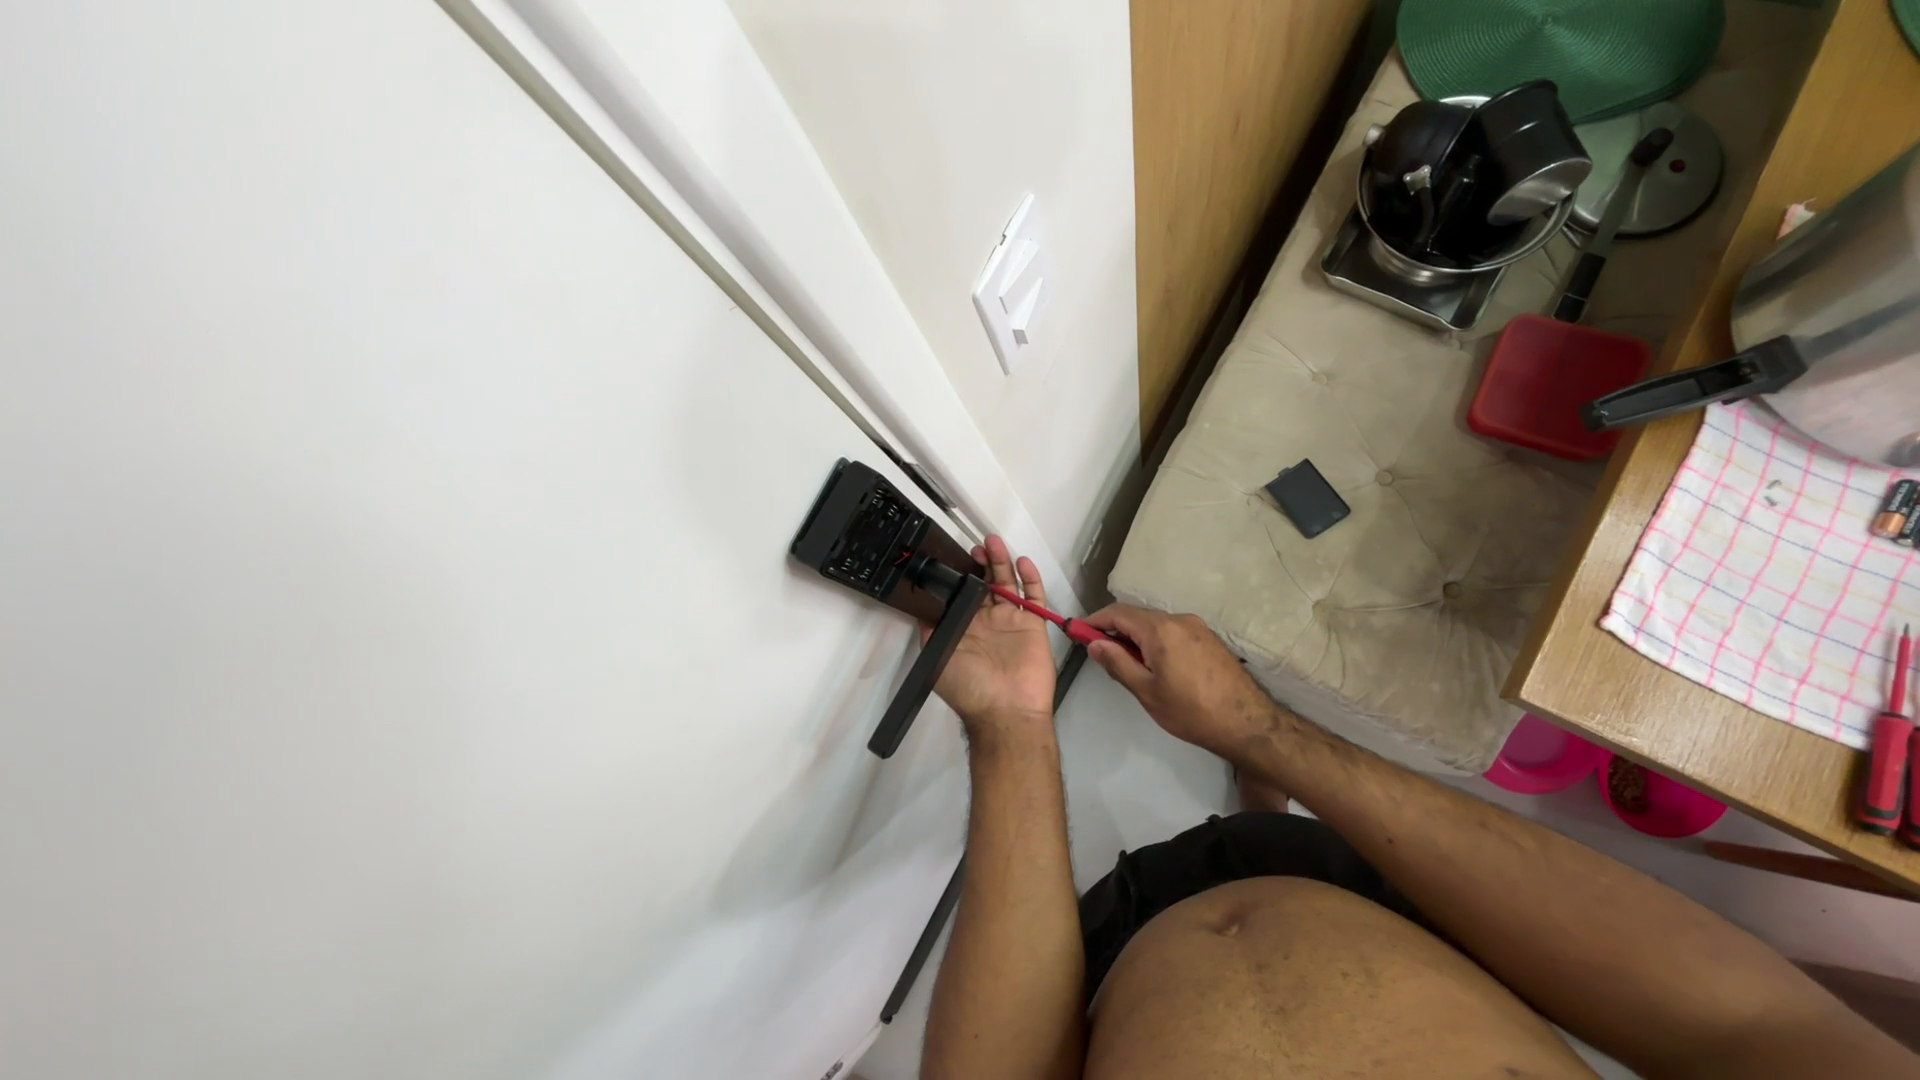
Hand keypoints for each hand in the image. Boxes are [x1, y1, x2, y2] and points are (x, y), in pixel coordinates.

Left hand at [929, 535, 1056, 745]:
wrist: (1007, 711)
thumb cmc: (969, 687)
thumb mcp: (937, 657)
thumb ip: (930, 630)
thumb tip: (918, 606)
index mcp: (963, 628)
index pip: (960, 594)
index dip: (958, 575)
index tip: (953, 556)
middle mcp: (986, 621)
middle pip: (984, 583)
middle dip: (979, 563)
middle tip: (974, 547)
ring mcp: (1010, 621)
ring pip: (1006, 583)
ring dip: (1000, 561)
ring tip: (993, 542)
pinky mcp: (1032, 624)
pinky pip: (1033, 596)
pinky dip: (1030, 578)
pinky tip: (1022, 562)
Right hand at [1082, 605, 1279, 758]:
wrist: (1247, 723)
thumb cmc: (1191, 711)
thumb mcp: (1146, 691)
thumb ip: (1117, 663)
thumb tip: (1094, 644)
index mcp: (1160, 629)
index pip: (1117, 613)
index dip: (1095, 621)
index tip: (1078, 633)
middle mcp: (1179, 619)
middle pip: (1137, 616)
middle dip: (1115, 630)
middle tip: (1100, 655)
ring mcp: (1198, 627)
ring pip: (1156, 624)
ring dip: (1136, 637)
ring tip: (1129, 666)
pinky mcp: (1209, 639)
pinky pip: (1173, 631)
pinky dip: (1156, 641)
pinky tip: (1156, 666)